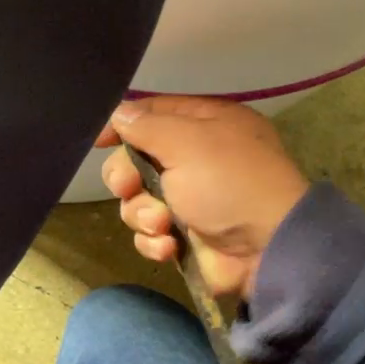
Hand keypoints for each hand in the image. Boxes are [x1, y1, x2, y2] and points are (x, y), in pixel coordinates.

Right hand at [96, 96, 309, 299]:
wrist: (266, 250)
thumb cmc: (228, 183)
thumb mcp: (187, 141)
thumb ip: (147, 125)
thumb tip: (119, 115)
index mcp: (204, 124)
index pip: (152, 113)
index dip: (122, 125)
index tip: (98, 141)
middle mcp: (195, 159)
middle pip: (135, 160)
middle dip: (127, 177)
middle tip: (130, 188)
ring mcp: (189, 200)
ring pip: (137, 201)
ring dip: (143, 213)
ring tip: (163, 223)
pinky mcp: (184, 236)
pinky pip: (150, 234)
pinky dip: (154, 240)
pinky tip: (169, 245)